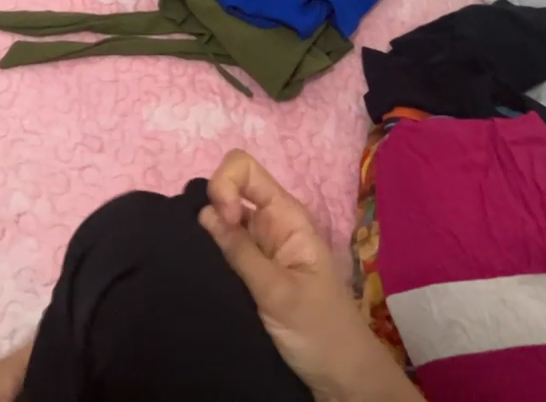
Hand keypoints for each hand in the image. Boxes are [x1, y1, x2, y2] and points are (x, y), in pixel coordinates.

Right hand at [198, 150, 424, 401]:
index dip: (226, 184)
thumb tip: (205, 211)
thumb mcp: (279, 291)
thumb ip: (241, 251)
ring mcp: (259, 246)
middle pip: (230, 187)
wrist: (341, 377)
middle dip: (212, 205)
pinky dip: (209, 249)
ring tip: (204, 258)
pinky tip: (205, 266)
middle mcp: (270, 222)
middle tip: (213, 245)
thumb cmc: (320, 330)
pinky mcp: (250, 270)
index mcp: (286, 215)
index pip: (245, 168)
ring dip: (208, 229)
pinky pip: (223, 245)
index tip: (225, 220)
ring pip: (223, 217)